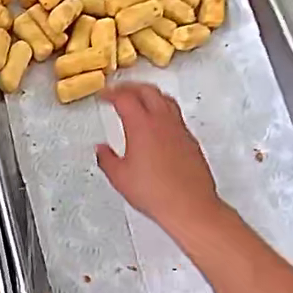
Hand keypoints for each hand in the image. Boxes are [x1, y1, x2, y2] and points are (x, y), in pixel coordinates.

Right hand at [95, 83, 222, 232]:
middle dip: (130, 87)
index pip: (124, 97)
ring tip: (140, 98)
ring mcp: (179, 129)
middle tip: (119, 91)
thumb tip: (101, 150)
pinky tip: (158, 122)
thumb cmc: (157, 193)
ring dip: (149, 94)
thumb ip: (106, 159)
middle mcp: (163, 122)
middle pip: (146, 90)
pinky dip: (163, 109)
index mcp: (142, 125)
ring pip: (164, 98)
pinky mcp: (190, 140)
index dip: (111, 93)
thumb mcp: (120, 177)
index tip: (104, 94)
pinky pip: (176, 114)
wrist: (188, 205)